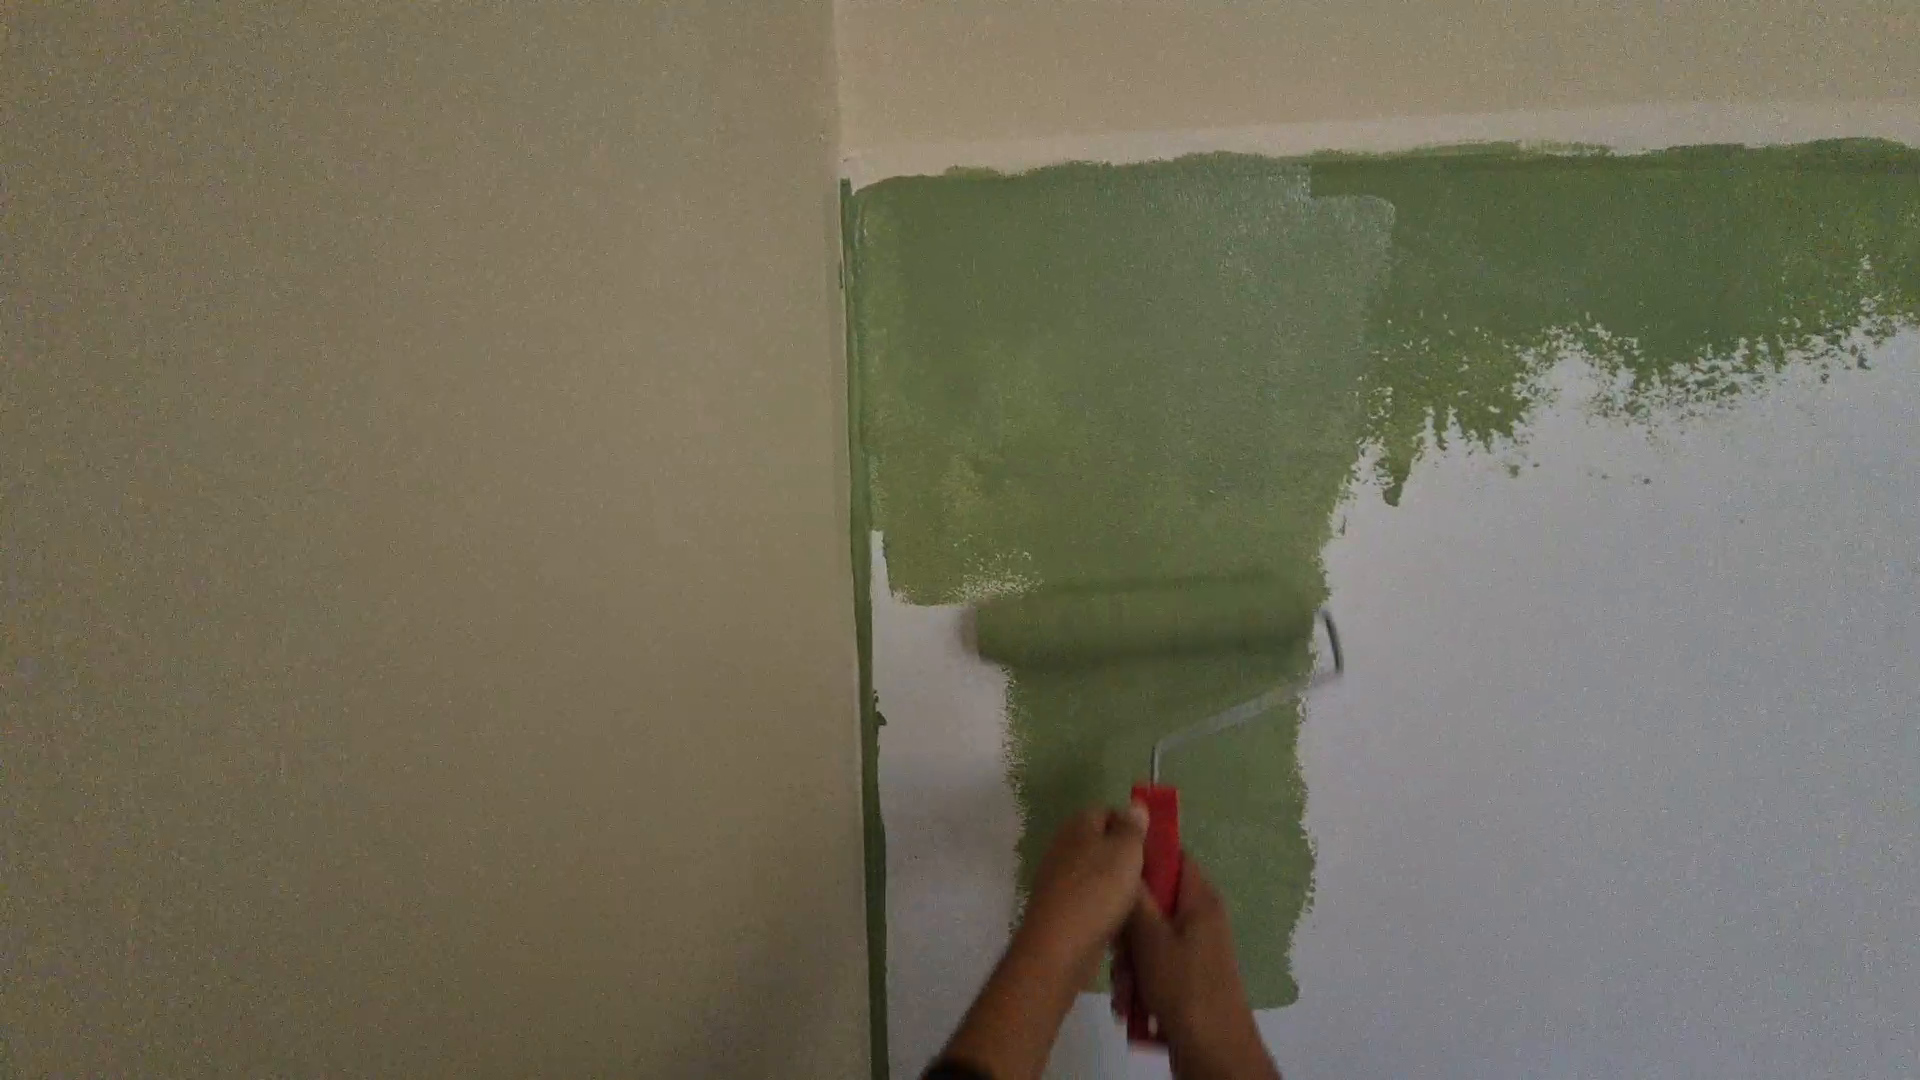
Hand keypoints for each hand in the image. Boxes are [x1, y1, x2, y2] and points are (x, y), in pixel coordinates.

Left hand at [1013, 804, 1149, 984]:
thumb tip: (1135, 805)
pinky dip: (1104, 904)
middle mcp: (1064, 844)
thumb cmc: (1098, 891)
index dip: (1132, 826)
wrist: (1060, 945)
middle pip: (1102, 842)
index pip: (1108, 811)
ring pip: (1097, 871)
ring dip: (1117, 883)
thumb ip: (1132, 828)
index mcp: (1079, 824)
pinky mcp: (1060, 905)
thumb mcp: (1125, 852)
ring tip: (1141, 900)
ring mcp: (1059, 875)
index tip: (1152, 847)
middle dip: (1126, 856)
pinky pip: (1089, 896)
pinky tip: (1121, 919)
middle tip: (1151, 874)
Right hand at [1123, 856, 1279, 1079]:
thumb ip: (1135, 895)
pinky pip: (1152, 966)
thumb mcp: (1151, 936)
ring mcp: (1192, 951)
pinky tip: (1129, 1006)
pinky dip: (1138, 984)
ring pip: (1146, 938)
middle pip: (1151, 901)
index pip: (1172, 855)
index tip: (1113, 868)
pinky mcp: (1184, 980)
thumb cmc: (1185, 987)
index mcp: (1199, 899)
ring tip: (1124, 989)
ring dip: (1128, 963)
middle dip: (1126, 928)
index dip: (1143, 855)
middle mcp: (1198, 919)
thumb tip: (1128, 852)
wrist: (1215, 1057)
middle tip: (1117, 948)